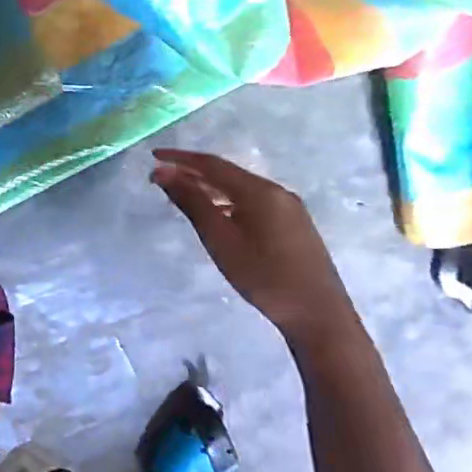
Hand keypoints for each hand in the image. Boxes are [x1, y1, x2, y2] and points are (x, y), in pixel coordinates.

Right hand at [150, 148, 357, 344]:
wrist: (318, 315)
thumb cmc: (263, 275)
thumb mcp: (219, 238)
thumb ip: (191, 201)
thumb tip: (163, 173)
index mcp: (259, 190)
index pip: (212, 164)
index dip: (180, 158)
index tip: (153, 156)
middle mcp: (276, 191)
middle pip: (227, 174)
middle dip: (192, 172)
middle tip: (162, 177)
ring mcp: (288, 208)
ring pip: (240, 188)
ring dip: (210, 187)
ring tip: (182, 194)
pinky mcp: (294, 224)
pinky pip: (253, 201)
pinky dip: (228, 201)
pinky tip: (217, 214)